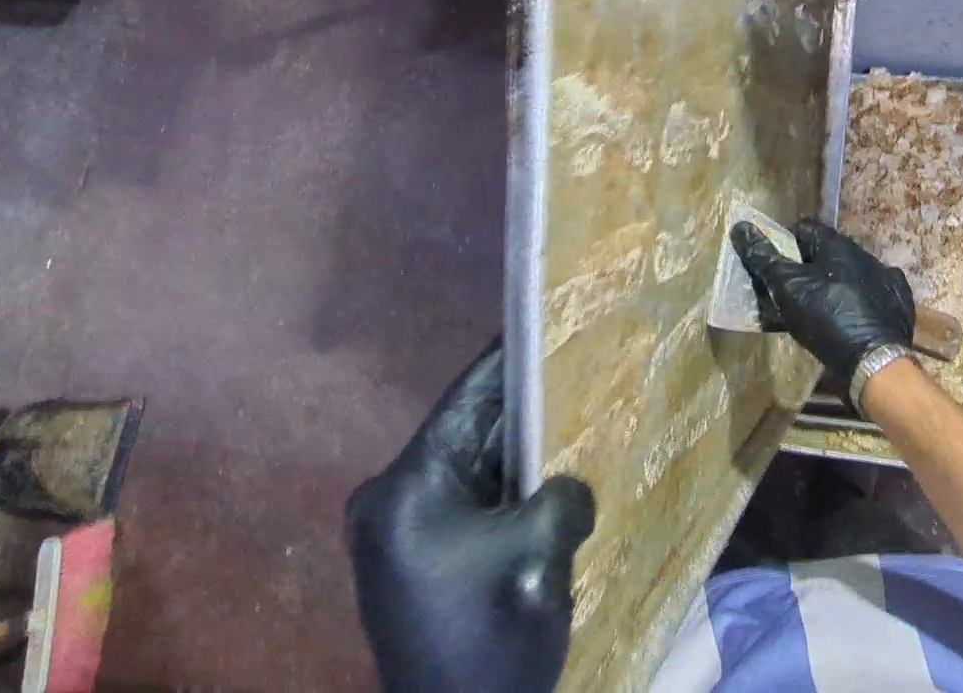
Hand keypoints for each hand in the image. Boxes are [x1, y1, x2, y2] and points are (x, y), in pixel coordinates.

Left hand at [346, 347, 595, 692]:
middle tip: (572, 371)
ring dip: (515, 455)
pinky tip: (543, 482)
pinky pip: (466, 502)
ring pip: (470, 468)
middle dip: (521, 411)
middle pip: (468, 431)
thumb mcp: (541, 551)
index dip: (510, 361)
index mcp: (407, 487)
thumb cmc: (492, 636)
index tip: (547, 325)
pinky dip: (503, 490)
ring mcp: (397, 532)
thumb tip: (564, 487)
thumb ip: (562, 495)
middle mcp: (391, 499)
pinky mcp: (413, 560)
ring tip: (567, 418)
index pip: (467, 399)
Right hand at [731, 218, 915, 391]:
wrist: (874, 360)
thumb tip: (741, 226)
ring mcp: (884, 277)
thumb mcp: (787, 288)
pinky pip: (871, 292)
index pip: (803, 228)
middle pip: (826, 252)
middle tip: (791, 292)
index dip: (784, 244)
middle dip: (807, 267)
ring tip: (817, 308)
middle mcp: (863, 253)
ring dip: (833, 282)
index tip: (773, 268)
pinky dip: (858, 299)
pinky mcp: (896, 301)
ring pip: (849, 272)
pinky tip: (850, 315)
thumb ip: (764, 257)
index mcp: (836, 244)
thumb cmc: (825, 318)